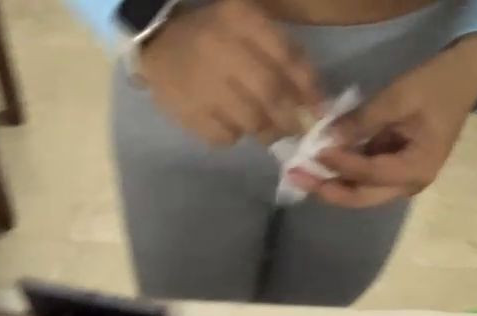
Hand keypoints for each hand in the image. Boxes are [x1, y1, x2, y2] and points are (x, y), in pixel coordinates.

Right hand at [135, 0, 321, 146]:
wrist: (158, 43)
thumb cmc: (215, 36)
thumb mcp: (249, 29)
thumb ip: (284, 55)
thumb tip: (315, 101)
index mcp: (240, 18)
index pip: (286, 56)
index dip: (308, 87)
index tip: (318, 108)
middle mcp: (221, 47)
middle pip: (270, 93)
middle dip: (290, 117)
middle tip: (296, 128)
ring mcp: (202, 83)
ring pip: (251, 120)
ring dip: (266, 131)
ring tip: (267, 129)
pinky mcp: (188, 112)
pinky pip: (226, 136)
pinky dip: (235, 136)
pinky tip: (231, 124)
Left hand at [309, 34, 476, 207]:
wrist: (465, 78)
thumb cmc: (438, 85)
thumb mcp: (400, 96)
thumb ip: (364, 121)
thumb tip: (328, 137)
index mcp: (417, 170)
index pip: (370, 174)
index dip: (340, 164)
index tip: (313, 151)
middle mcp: (407, 185)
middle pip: (360, 197)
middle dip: (326, 189)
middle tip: (295, 176)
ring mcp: (401, 180)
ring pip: (359, 191)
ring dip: (330, 181)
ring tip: (300, 171)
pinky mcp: (394, 169)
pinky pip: (363, 177)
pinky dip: (341, 170)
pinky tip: (319, 160)